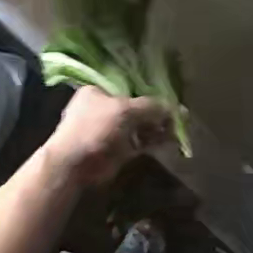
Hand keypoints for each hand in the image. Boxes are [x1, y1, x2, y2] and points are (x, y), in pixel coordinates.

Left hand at [42, 86, 170, 187]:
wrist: (75, 164)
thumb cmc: (96, 128)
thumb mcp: (126, 110)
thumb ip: (152, 106)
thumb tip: (177, 109)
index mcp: (98, 91)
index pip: (129, 88)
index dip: (150, 92)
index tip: (169, 98)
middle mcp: (103, 109)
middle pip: (136, 108)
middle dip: (156, 113)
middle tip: (178, 116)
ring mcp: (109, 130)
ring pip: (139, 126)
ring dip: (157, 128)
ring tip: (177, 129)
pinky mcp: (116, 150)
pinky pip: (139, 142)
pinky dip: (153, 141)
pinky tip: (170, 140)